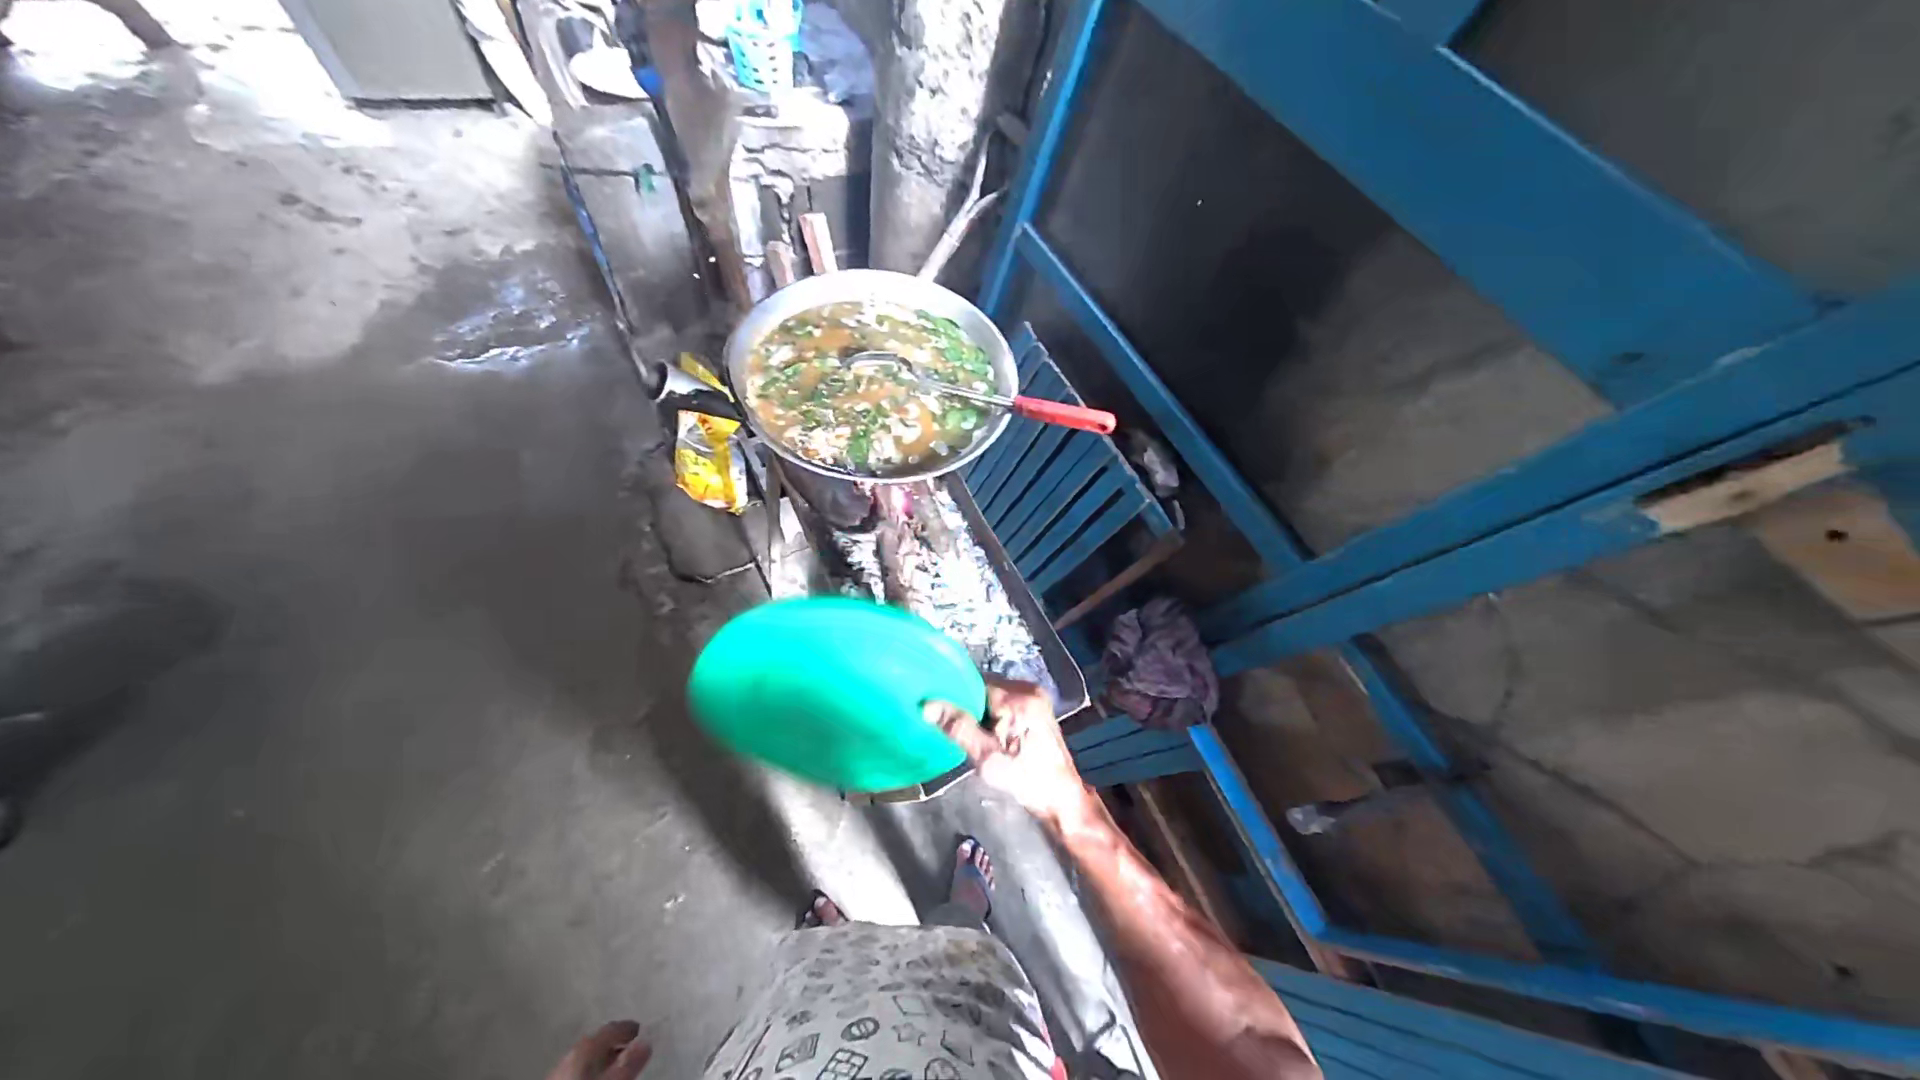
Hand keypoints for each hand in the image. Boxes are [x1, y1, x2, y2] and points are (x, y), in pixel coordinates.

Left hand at [544, 1021, 651, 1079]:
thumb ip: (628, 1064)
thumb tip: (646, 1042)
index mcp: (585, 1048)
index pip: (611, 1029)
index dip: (628, 1029)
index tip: (642, 1032)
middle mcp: (570, 1054)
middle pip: (596, 1043)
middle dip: (614, 1045)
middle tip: (631, 1050)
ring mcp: (557, 1072)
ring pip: (584, 1059)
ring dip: (601, 1060)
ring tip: (614, 1068)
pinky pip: (575, 1072)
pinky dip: (589, 1072)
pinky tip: (593, 1079)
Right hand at [924, 677, 1093, 827]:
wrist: (1062, 797)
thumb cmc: (1025, 780)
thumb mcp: (987, 758)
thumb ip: (958, 728)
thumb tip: (927, 705)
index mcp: (1018, 698)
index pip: (974, 684)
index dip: (956, 698)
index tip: (942, 714)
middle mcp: (1029, 689)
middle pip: (984, 687)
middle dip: (970, 706)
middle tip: (959, 730)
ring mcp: (1036, 697)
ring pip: (994, 694)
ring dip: (982, 711)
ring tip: (974, 734)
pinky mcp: (1038, 707)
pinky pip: (1006, 701)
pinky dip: (994, 713)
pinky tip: (990, 734)